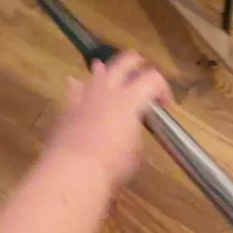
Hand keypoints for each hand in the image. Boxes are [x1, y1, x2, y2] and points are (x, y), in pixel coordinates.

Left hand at [45, 51, 171, 184]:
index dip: (163, 88)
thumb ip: (135, 133)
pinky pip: (73, 90)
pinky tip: (75, 83)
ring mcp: (85, 97)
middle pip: (123, 62)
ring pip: (96, 72)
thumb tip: (130, 129)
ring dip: (104, 69)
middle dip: (135, 62)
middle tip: (140, 66)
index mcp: (130, 100)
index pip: (153, 79)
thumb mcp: (135, 151)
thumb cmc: (113, 164)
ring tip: (105, 68)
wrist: (74, 170)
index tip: (165, 104)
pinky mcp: (68, 108)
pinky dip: (78, 86)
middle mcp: (108, 91)